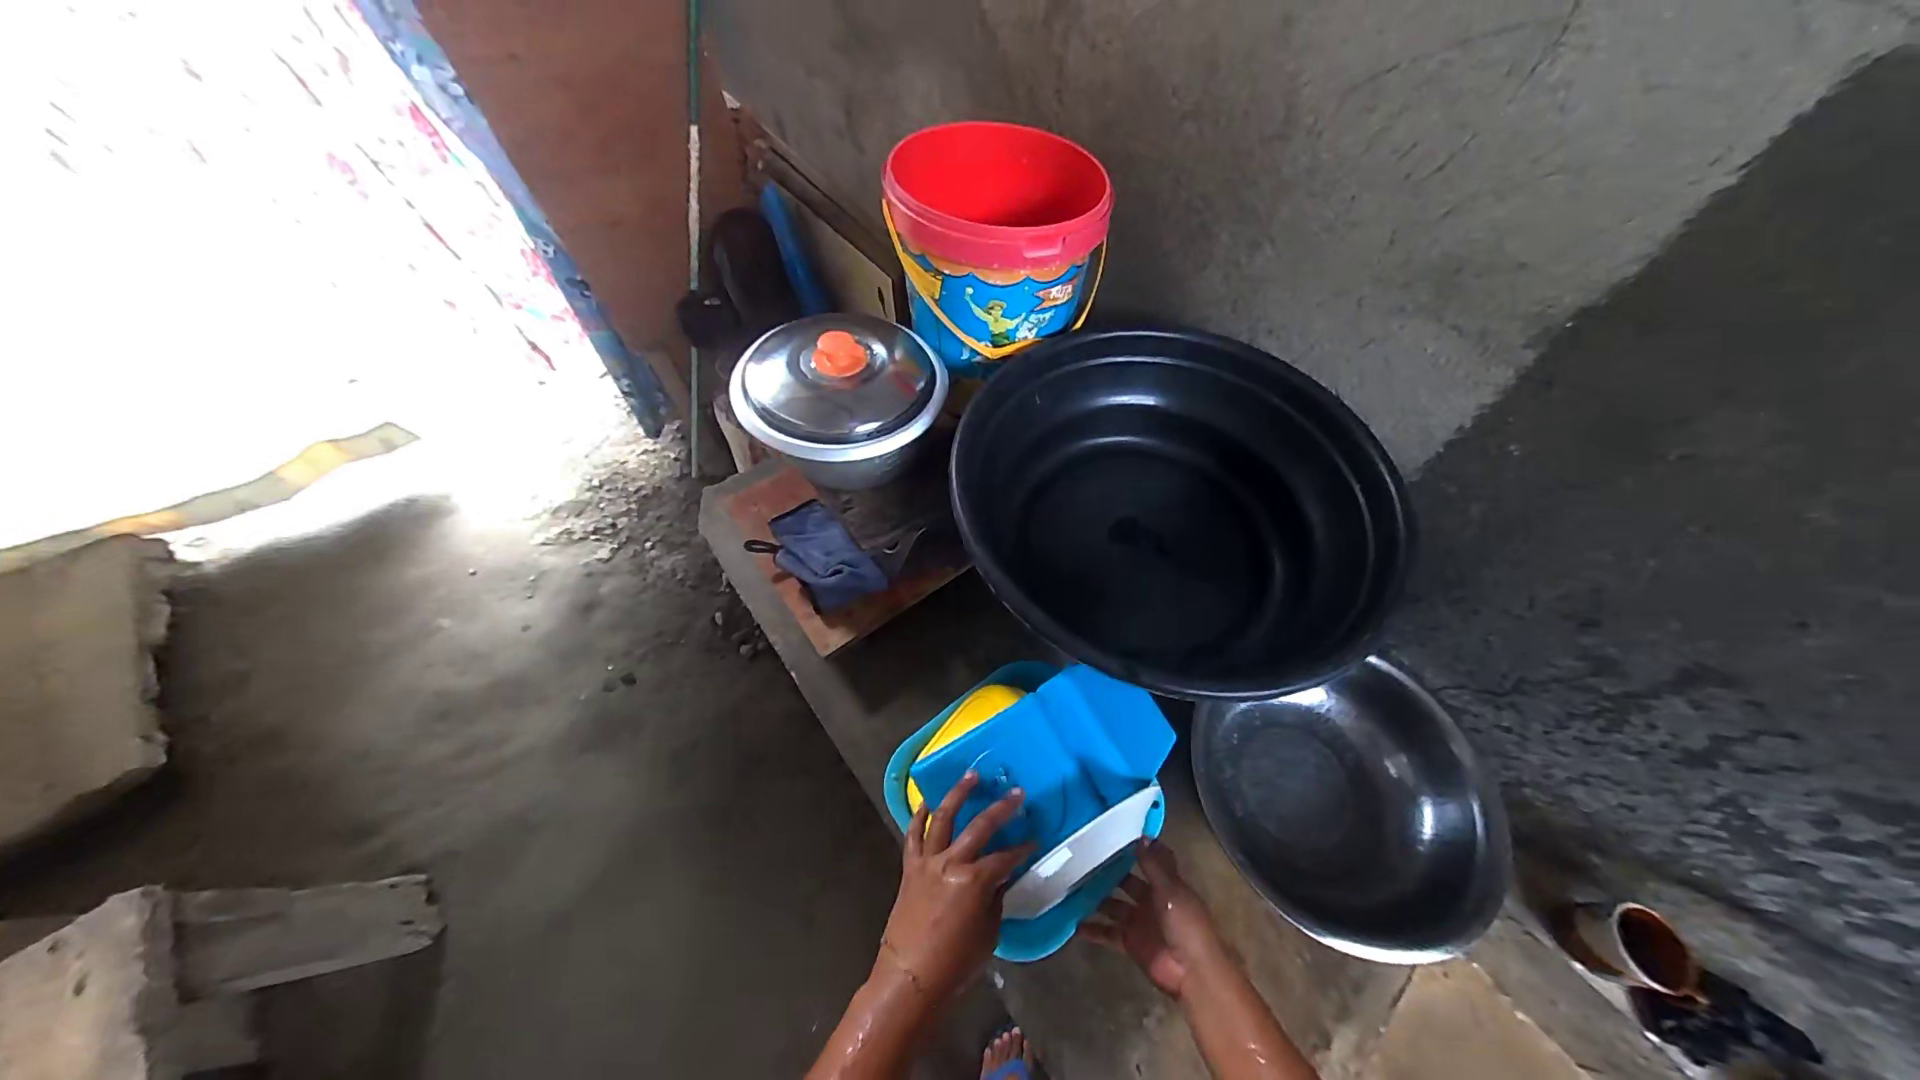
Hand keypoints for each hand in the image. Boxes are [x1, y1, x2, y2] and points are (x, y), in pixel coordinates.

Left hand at [878, 771, 1032, 1001]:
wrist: (908, 978)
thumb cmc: (955, 963)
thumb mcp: (988, 932)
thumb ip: (995, 898)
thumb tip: (1000, 879)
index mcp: (975, 881)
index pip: (1005, 857)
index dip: (1022, 849)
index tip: (1033, 841)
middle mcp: (951, 862)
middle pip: (980, 827)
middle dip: (1001, 808)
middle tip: (1017, 793)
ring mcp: (927, 861)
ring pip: (943, 817)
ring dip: (958, 794)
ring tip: (971, 775)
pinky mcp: (909, 867)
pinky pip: (913, 834)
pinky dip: (919, 816)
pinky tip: (927, 801)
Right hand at [1080, 839, 1227, 998]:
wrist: (1192, 972)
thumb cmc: (1186, 925)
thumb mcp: (1171, 890)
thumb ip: (1153, 865)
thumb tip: (1141, 835)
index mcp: (1165, 884)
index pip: (1148, 860)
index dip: (1133, 849)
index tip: (1111, 833)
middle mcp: (1150, 899)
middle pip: (1125, 881)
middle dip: (1106, 872)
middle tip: (1079, 858)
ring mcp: (1138, 921)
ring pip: (1112, 905)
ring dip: (1095, 898)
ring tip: (1068, 885)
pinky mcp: (1129, 942)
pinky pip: (1106, 932)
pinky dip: (1091, 929)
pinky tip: (1072, 922)